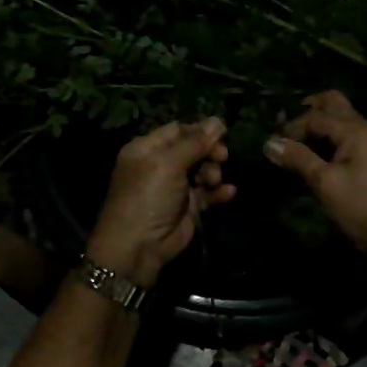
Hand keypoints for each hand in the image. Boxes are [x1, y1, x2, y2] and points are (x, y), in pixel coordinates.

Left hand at [88, 117, 236, 287]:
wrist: (138, 246)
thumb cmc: (147, 197)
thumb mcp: (168, 164)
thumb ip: (194, 143)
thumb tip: (218, 121)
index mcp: (147, 149)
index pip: (177, 130)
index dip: (199, 131)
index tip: (221, 133)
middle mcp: (160, 165)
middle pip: (193, 149)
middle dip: (209, 151)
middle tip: (222, 157)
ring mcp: (174, 187)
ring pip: (202, 170)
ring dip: (213, 172)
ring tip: (213, 180)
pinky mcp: (187, 208)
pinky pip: (207, 193)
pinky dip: (217, 192)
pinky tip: (228, 193)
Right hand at [263, 91, 366, 258]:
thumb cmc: (364, 207)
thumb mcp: (326, 183)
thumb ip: (298, 159)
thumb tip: (269, 142)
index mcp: (356, 129)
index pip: (315, 116)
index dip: (290, 127)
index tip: (272, 145)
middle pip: (334, 105)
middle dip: (307, 111)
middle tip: (284, 128)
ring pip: (341, 121)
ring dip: (317, 126)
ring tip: (294, 143)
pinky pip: (347, 137)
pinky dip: (328, 140)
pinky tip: (314, 156)